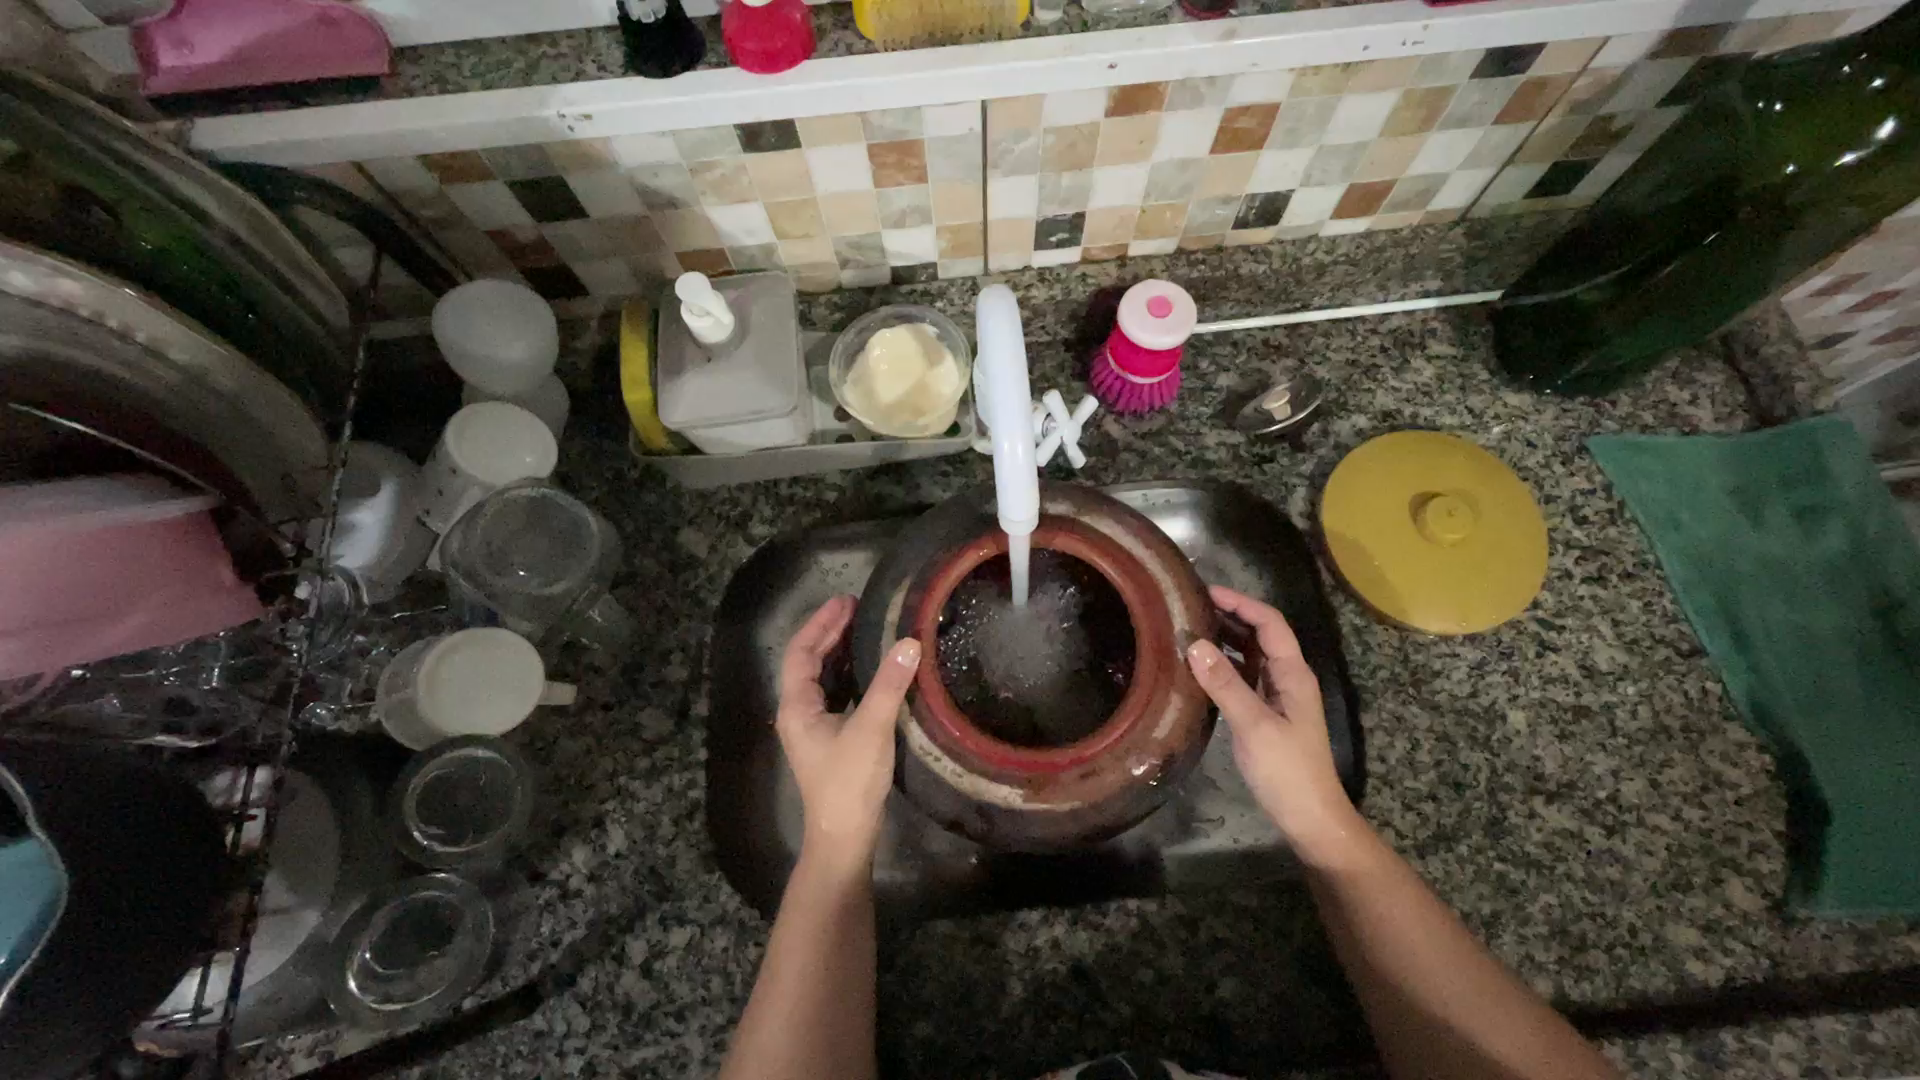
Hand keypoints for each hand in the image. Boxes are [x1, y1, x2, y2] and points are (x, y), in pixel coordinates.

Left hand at [776, 595, 921, 875]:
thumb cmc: (849, 781)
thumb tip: (910, 641)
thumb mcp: (871, 728)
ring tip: (864, 626)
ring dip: (839, 651)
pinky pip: (836, 693)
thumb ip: (889, 684)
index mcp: (797, 706)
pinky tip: (871, 666)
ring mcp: (814, 727)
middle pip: (809, 661)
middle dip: (829, 632)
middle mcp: (799, 712)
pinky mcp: (831, 738)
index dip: (822, 623)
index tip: (846, 600)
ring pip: (822, 678)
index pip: (801, 651)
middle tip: (857, 606)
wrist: (845, 836)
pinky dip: (849, 672)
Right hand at [1186, 585, 1364, 867]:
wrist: (1310, 818)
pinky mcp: (1265, 714)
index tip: (1204, 591)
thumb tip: (1193, 643)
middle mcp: (1287, 678)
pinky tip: (1196, 668)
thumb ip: (1225, 684)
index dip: (1240, 603)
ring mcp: (1277, 696)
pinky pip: (1242, 677)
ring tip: (1185, 629)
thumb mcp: (1253, 725)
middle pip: (1259, 634)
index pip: (1269, 623)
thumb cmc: (1288, 771)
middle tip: (1186, 607)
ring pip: (1249, 656)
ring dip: (1222, 640)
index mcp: (1293, 674)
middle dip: (1228, 616)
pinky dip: (1221, 666)